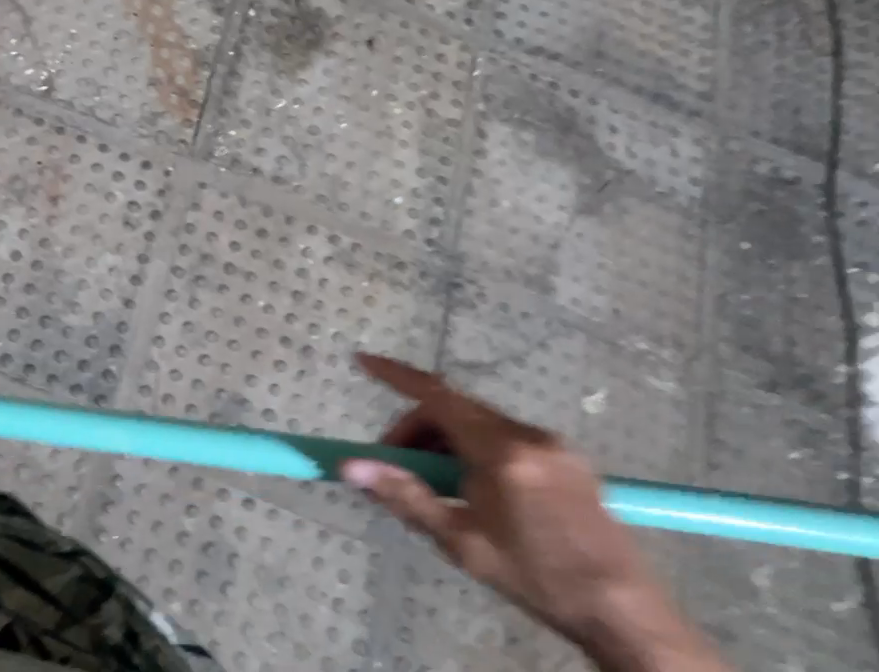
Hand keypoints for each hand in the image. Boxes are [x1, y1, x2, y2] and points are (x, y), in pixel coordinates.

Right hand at [346, 354, 728, 671]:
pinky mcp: (571, 463)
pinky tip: (471, 489)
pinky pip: (506, 439)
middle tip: (395, 468)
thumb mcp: (460, 541)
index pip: (436, 396)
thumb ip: (403, 495)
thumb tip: (350, 466)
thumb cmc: (536, 577)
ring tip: (434, 487)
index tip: (361, 361)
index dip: (394, 375)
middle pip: (454, 410)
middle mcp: (530, 436)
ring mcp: (556, 448)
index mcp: (502, 451)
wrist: (626, 615)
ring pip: (480, 425)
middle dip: (415, 431)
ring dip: (445, 443)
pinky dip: (475, 451)